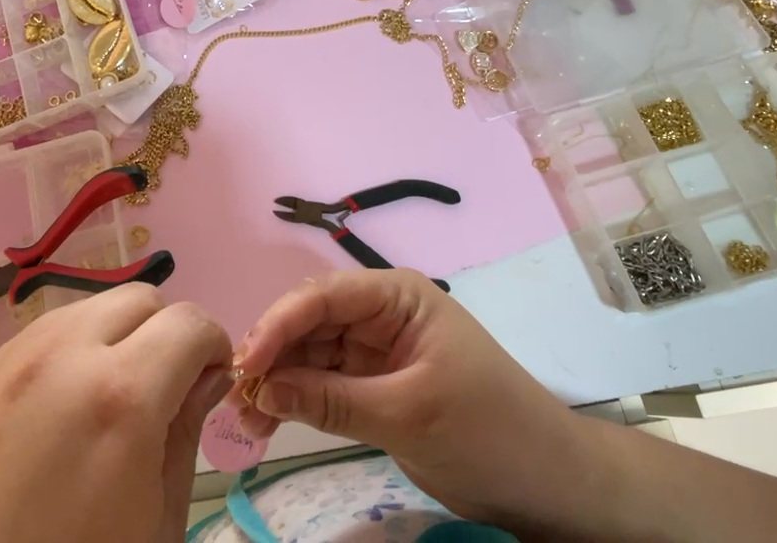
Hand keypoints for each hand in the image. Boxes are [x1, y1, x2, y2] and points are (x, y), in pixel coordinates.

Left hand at [0, 284, 231, 542]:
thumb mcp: (155, 520)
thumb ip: (185, 433)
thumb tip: (207, 377)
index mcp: (121, 396)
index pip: (190, 324)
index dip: (214, 348)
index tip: (211, 383)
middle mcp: (67, 354)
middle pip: (142, 298)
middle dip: (167, 333)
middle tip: (166, 389)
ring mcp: (18, 356)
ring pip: (93, 305)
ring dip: (120, 334)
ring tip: (114, 395)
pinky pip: (49, 330)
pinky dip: (76, 347)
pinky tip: (68, 403)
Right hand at [230, 270, 609, 537]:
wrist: (543, 480)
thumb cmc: (487, 429)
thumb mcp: (407, 413)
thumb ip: (331, 400)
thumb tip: (262, 392)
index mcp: (396, 296)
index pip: (323, 296)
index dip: (279, 324)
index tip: (245, 363)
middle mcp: (378, 314)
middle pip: (308, 323)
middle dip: (271, 357)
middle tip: (234, 399)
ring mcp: (373, 351)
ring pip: (308, 356)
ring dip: (275, 384)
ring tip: (243, 422)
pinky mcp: (371, 387)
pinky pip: (321, 386)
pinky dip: (294, 403)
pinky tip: (267, 424)